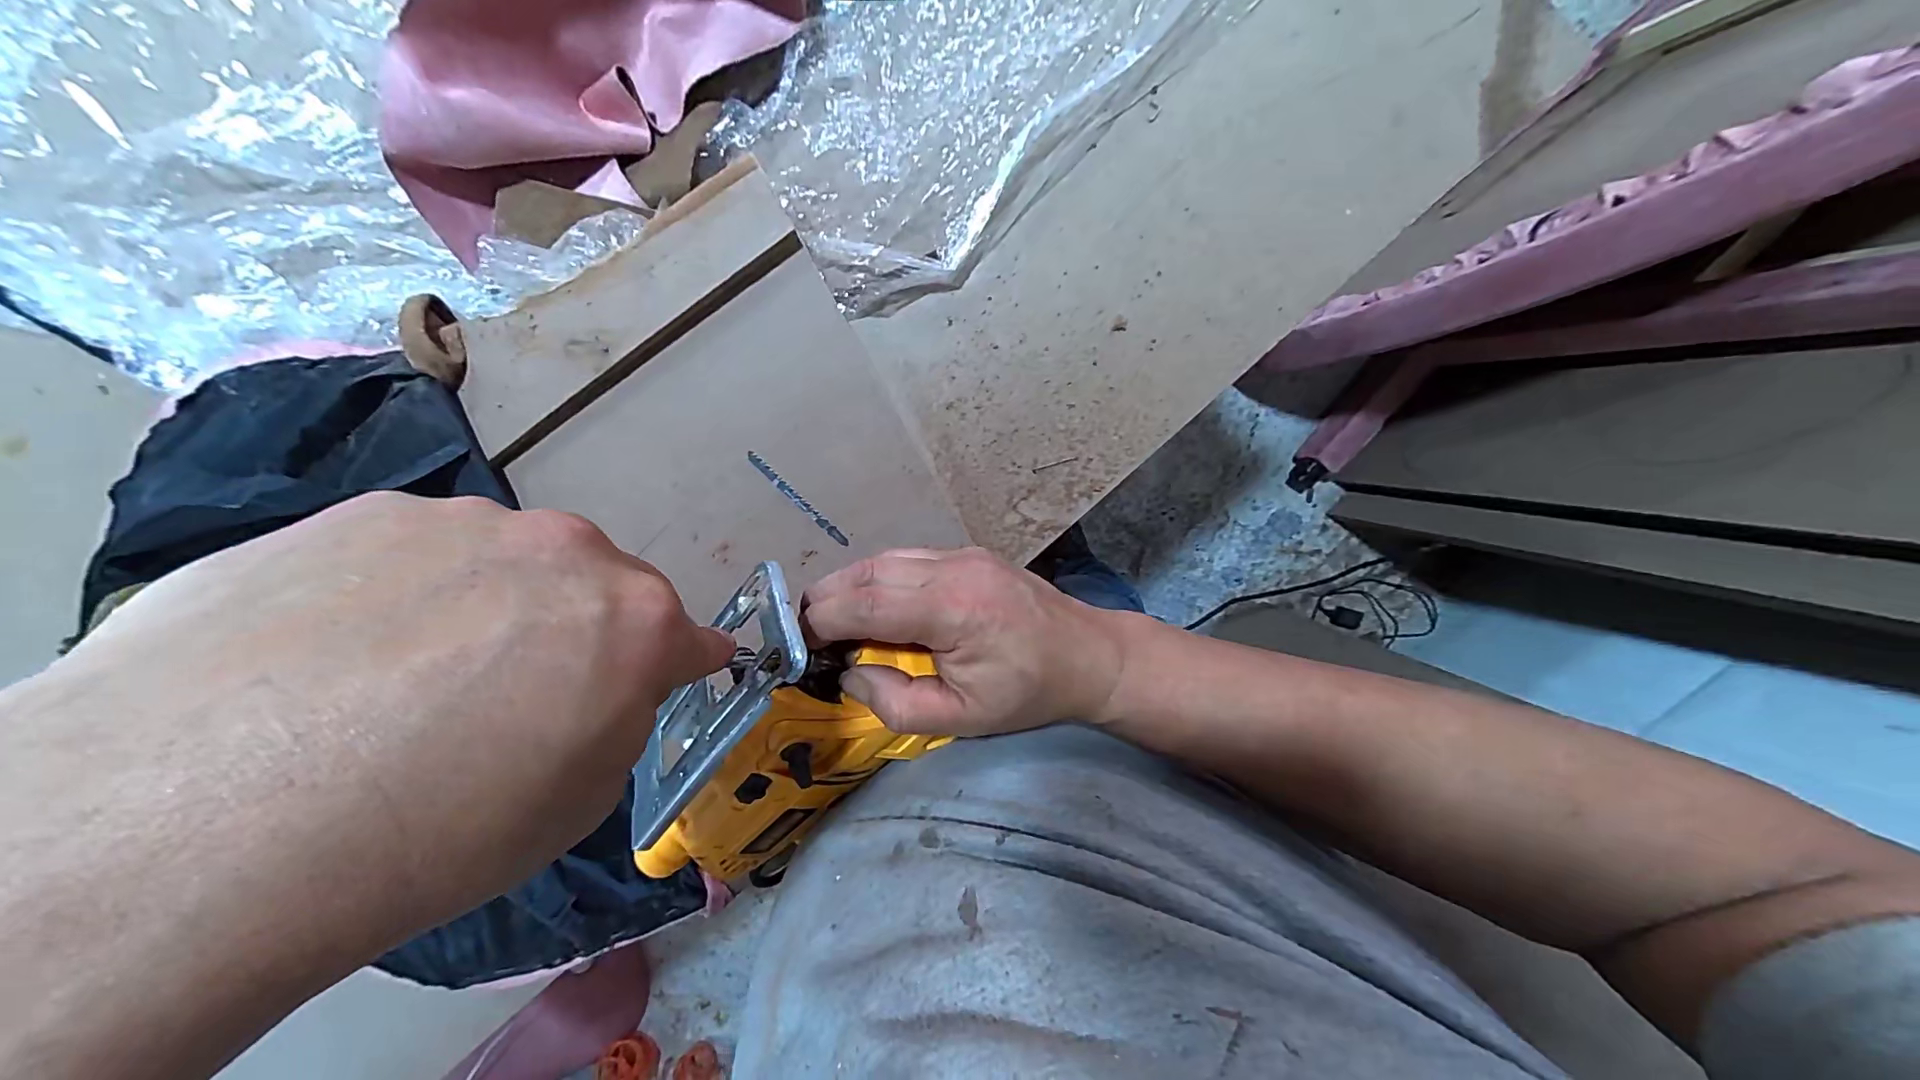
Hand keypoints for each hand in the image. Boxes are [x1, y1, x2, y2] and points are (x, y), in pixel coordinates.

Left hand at [33, 492, 731, 939]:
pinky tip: (339, 650)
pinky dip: (408, 590)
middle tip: (514, 697)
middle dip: (583, 632)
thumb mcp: (578, 799)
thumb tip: (604, 688)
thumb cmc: (439, 831)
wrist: (206, 822)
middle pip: (605, 588)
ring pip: (513, 562)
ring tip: (405, 676)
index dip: (680, 666)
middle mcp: (571, 552)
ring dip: (495, 604)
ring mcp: (467, 521)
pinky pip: (421, 551)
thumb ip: (618, 720)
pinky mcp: (366, 512)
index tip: (663, 682)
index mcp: (638, 622)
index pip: (693, 637)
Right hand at [799, 547, 1129, 735]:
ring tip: (830, 620)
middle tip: (803, 633)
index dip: (820, 622)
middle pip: (866, 573)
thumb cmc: (1029, 693)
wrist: (1089, 656)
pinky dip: (877, 579)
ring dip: (848, 586)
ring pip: (883, 559)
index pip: (863, 604)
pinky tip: (872, 605)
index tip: (796, 646)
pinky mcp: (968, 553)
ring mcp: (962, 554)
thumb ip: (894, 702)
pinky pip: (907, 559)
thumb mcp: (961, 718)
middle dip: (825, 600)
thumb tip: (848, 672)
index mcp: (951, 609)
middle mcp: (953, 568)